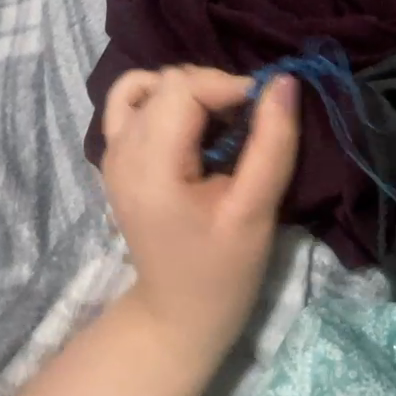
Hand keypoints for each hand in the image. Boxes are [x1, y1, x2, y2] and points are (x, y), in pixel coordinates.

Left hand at [100, 67, 300, 362]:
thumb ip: (272, 143)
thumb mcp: (256, 211)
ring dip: (188, 92)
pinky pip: (131, 105)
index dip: (229, 86)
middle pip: (166, 82)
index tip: (264, 112)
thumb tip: (283, 82)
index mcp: (151, 167)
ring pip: (146, 86)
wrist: (178, 313)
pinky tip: (190, 129)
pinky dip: (163, 102)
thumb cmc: (223, 270)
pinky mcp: (114, 159)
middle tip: (247, 126)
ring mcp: (111, 154)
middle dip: (214, 89)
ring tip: (218, 124)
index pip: (183, 87)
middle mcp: (120, 151)